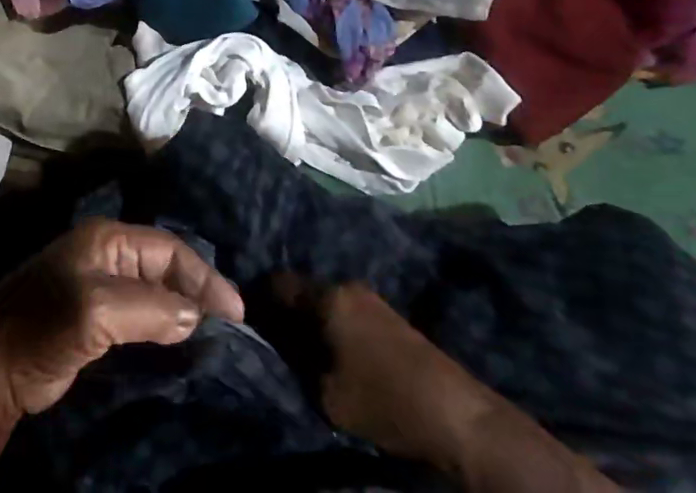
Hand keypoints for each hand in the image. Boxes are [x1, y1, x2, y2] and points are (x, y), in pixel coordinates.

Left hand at [0, 220, 245, 421]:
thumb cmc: (40, 328)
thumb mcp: (96, 311)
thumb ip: (151, 309)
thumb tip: (195, 316)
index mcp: (106, 239)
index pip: (169, 249)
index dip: (204, 277)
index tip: (235, 311)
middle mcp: (104, 255)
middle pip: (164, 267)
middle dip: (197, 292)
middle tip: (229, 324)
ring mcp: (96, 285)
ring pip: (154, 292)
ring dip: (182, 310)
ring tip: (212, 334)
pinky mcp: (91, 317)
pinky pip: (140, 314)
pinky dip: (163, 325)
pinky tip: (179, 343)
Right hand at [270, 276, 495, 461]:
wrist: (454, 413)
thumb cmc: (383, 400)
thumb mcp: (324, 391)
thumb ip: (293, 358)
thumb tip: (270, 337)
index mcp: (328, 297)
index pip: (277, 282)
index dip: (255, 298)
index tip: (242, 319)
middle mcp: (347, 286)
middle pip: (301, 289)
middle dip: (282, 310)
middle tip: (266, 338)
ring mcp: (370, 298)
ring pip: (322, 300)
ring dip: (306, 319)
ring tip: (293, 347)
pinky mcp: (385, 315)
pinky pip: (342, 310)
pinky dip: (326, 325)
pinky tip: (324, 349)